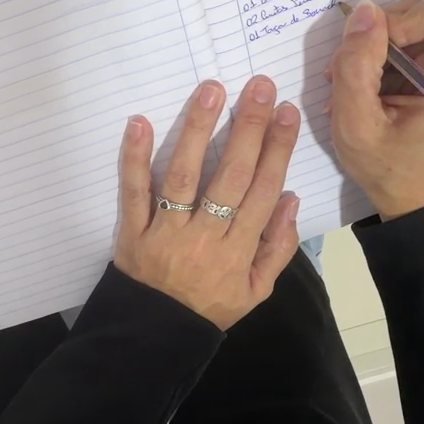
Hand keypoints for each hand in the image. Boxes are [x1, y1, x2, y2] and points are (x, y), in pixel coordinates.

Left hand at [115, 76, 301, 329]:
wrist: (153, 337)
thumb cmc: (208, 308)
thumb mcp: (256, 292)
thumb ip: (278, 249)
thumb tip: (292, 200)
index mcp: (238, 251)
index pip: (263, 191)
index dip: (278, 150)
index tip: (287, 112)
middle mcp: (205, 237)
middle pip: (231, 177)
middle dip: (249, 129)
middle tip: (260, 86)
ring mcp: (166, 232)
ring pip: (184, 177)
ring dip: (199, 131)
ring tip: (212, 91)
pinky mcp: (132, 232)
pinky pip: (133, 193)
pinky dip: (134, 158)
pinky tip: (140, 122)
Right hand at [327, 0, 423, 219]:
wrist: (420, 201)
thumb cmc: (389, 171)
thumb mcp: (356, 126)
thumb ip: (356, 66)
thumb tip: (365, 11)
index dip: (406, 17)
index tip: (375, 52)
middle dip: (386, 35)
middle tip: (353, 73)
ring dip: (386, 49)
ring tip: (363, 87)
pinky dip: (396, 58)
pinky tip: (379, 90)